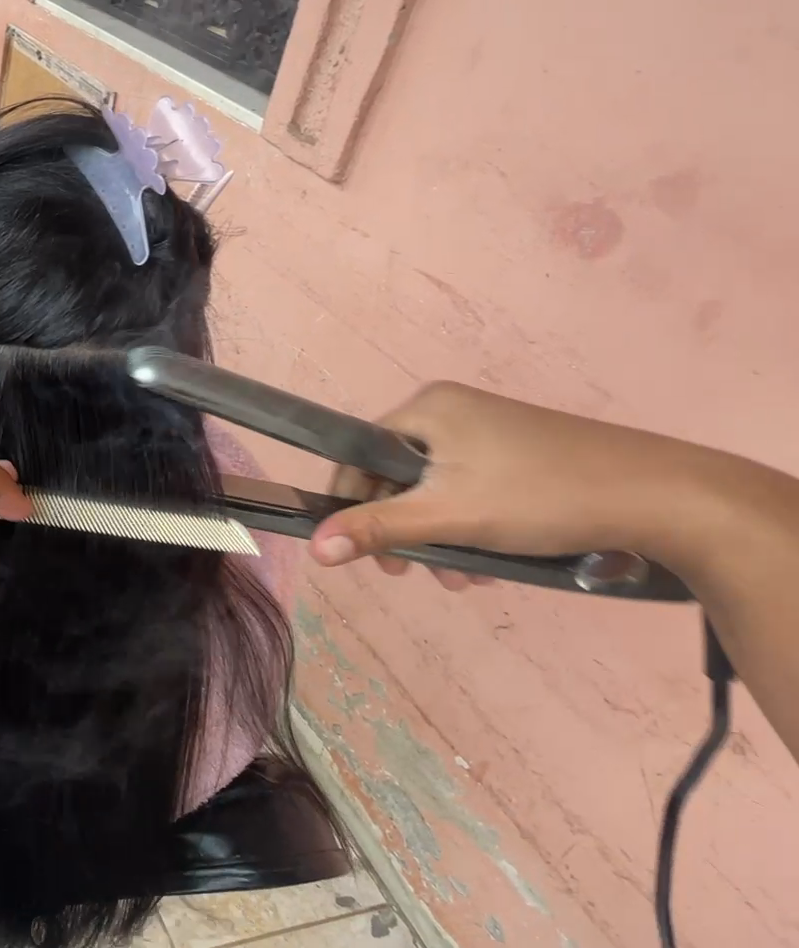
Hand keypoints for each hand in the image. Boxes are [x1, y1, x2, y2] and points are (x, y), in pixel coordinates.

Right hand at [308, 382, 712, 587]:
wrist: (672, 499)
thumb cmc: (543, 497)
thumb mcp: (449, 518)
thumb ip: (375, 530)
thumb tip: (313, 550)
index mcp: (425, 407)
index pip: (358, 455)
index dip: (352, 504)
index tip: (367, 551)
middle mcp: (451, 409)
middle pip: (396, 476)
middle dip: (403, 531)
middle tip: (415, 574)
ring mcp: (489, 429)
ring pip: (435, 489)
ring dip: (438, 537)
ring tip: (464, 578)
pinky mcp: (521, 452)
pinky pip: (469, 488)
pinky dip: (469, 525)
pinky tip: (489, 561)